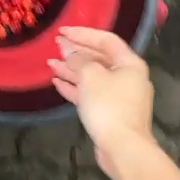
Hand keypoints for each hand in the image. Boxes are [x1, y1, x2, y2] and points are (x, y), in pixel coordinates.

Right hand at [48, 26, 155, 178]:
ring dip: (72, 69)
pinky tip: (57, 83)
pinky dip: (75, 87)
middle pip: (99, 58)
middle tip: (56, 45)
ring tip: (50, 63)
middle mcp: (127, 77)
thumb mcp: (90, 76)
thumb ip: (78, 59)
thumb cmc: (109, 105)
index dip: (83, 33)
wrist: (124, 148)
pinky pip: (91, 93)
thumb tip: (71, 53)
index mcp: (129, 63)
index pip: (105, 40)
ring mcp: (119, 96)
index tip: (62, 31)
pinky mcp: (111, 113)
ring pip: (93, 76)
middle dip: (76, 51)